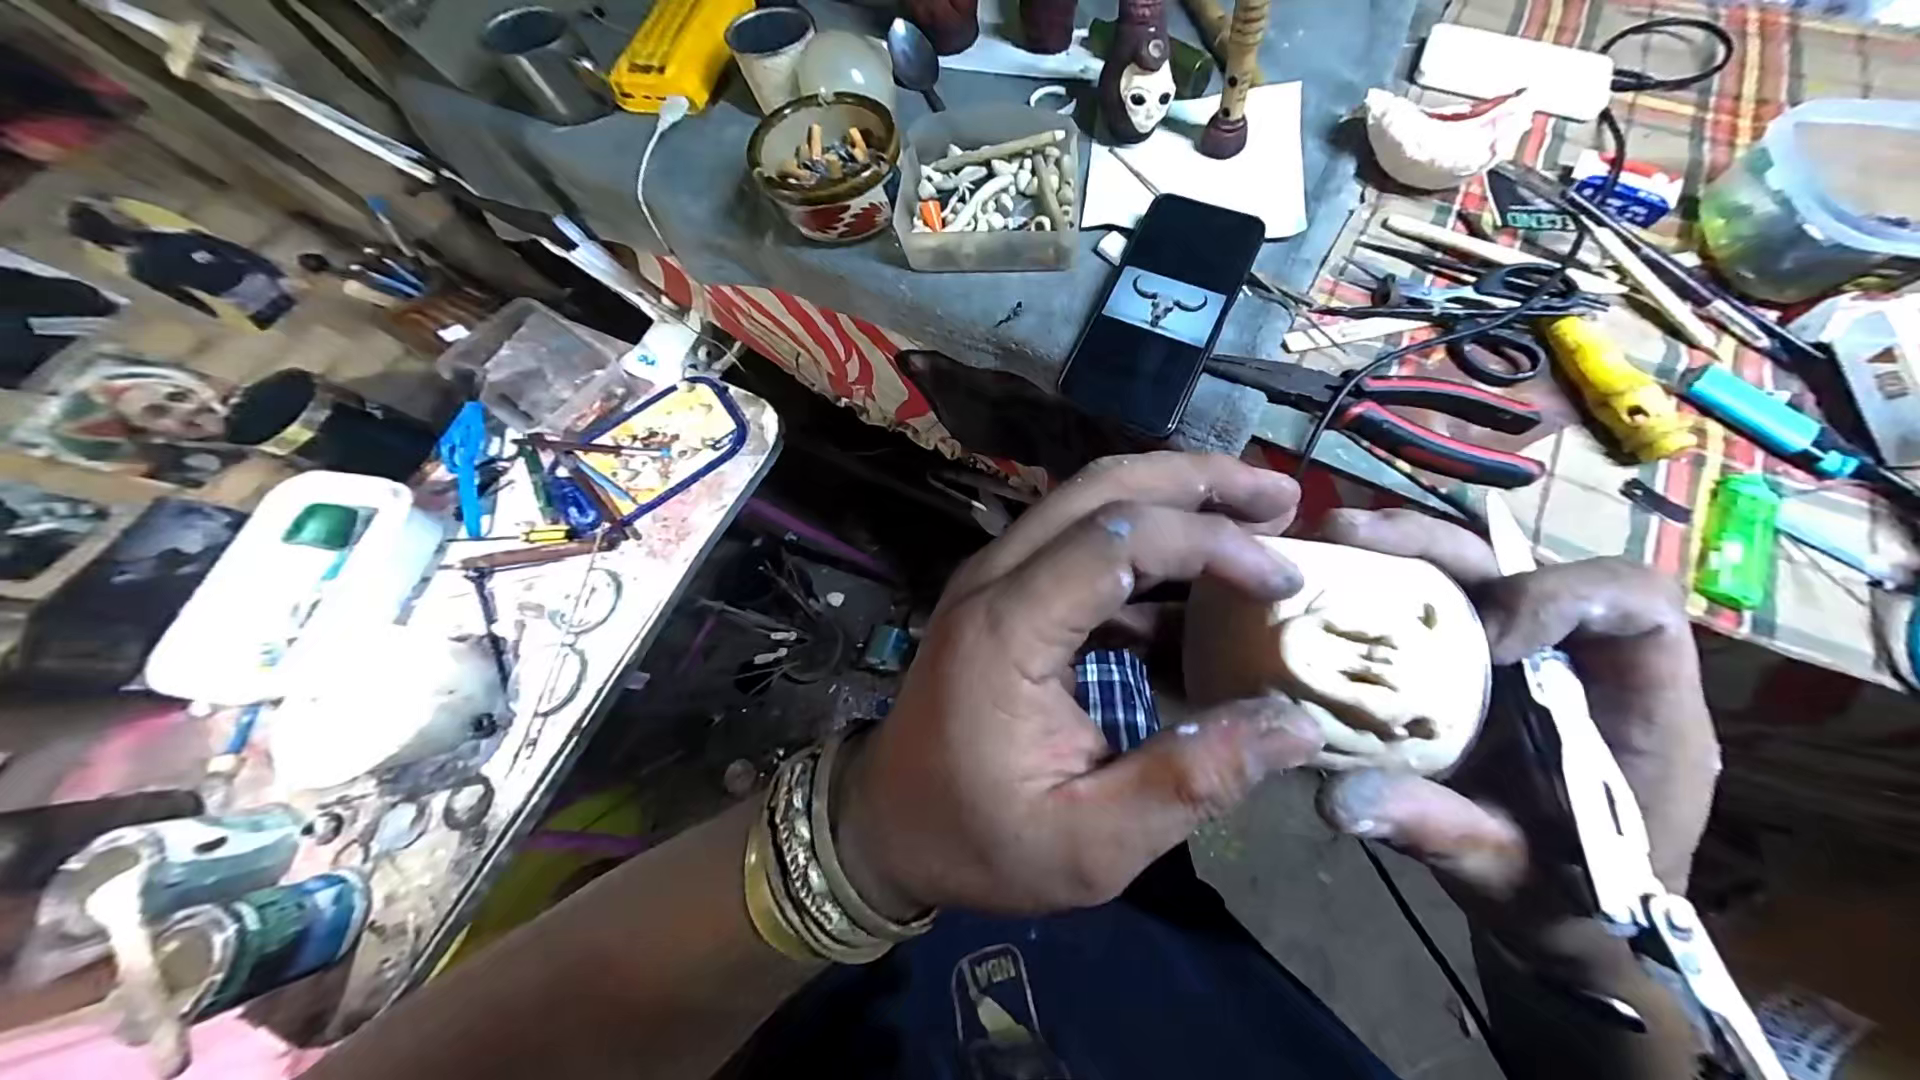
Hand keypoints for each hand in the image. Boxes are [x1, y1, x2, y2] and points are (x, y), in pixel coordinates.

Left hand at [836, 453, 1325, 916]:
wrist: (887, 824)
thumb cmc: (976, 837)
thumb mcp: (1088, 842)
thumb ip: (1189, 781)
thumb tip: (1296, 726)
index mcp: (1006, 629)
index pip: (1115, 539)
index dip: (1208, 542)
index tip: (1282, 578)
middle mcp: (993, 578)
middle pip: (1099, 488)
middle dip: (1197, 481)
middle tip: (1282, 499)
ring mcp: (992, 576)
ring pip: (1087, 500)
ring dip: (1172, 498)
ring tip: (1256, 522)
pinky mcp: (1002, 593)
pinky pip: (1077, 542)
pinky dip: (1144, 545)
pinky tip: (1196, 583)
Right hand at [1310, 509, 1721, 922]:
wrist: (1548, 898)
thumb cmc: (1558, 886)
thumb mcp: (1502, 868)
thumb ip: (1434, 827)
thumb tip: (1337, 802)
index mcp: (1635, 703)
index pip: (1630, 603)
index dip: (1560, 597)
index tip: (1486, 640)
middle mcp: (1569, 655)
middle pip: (1517, 562)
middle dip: (1431, 541)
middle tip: (1347, 535)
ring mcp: (1509, 648)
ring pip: (1463, 568)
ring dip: (1393, 546)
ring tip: (1324, 540)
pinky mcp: (1459, 655)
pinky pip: (1421, 599)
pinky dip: (1373, 579)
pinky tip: (1324, 578)